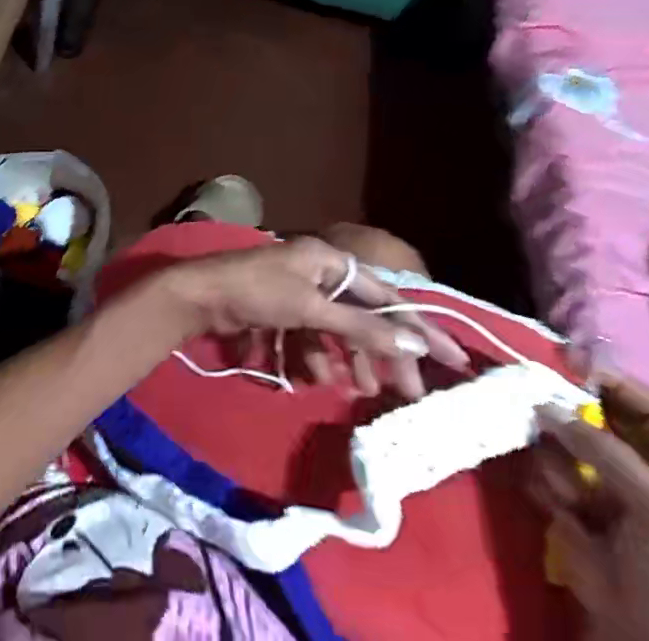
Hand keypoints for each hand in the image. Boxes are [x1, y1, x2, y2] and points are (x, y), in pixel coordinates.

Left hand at [165, 236, 468, 398]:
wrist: (196, 296)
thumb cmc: (255, 291)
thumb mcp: (311, 308)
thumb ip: (361, 327)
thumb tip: (415, 345)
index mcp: (327, 259)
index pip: (384, 295)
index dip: (417, 327)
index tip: (453, 359)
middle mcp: (314, 271)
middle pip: (361, 315)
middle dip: (381, 351)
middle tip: (407, 390)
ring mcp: (293, 290)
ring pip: (334, 328)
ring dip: (347, 357)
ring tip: (359, 388)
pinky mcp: (275, 310)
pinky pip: (307, 335)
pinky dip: (314, 356)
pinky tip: (316, 379)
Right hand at [531, 374, 648, 640]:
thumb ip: (609, 454)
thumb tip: (548, 404)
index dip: (616, 383)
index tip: (565, 356)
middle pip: (605, 430)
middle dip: (569, 411)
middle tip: (527, 387)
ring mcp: (614, 508)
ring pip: (569, 454)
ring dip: (550, 450)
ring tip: (543, 461)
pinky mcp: (577, 527)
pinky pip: (550, 486)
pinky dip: (540, 481)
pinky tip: (542, 492)